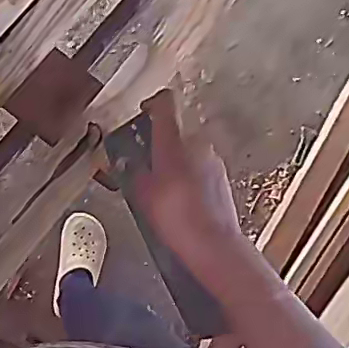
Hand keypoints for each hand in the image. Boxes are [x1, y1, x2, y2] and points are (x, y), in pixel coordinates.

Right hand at [130, 89, 253, 283]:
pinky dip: (186, 175)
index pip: (165, 104)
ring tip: (157, 186)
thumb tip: (126, 161)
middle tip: (140, 162)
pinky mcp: (221, 177)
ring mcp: (213, 160)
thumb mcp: (141, 193)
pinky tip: (176, 199)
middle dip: (157, 143)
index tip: (140, 113)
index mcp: (175, 141)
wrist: (212, 244)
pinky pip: (198, 167)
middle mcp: (198, 143)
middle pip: (175, 131)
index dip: (151, 104)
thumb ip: (132, 171)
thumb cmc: (174, 216)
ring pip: (187, 150)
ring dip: (172, 161)